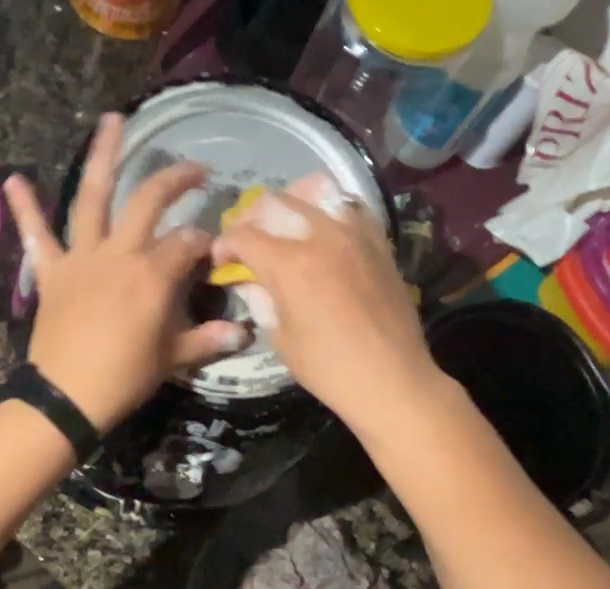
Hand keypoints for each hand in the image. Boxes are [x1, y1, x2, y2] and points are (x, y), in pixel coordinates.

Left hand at [5, 113, 249, 430]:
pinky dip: (25, 208)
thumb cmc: (124, 379)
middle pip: (149, 200)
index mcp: (153, 273)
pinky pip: (37, 235)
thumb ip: (207, 340)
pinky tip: (13, 179)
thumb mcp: (173, 360)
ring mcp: (82, 258)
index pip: (187, 242)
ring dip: (103, 155)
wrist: (67, 397)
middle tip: (195, 169)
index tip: (212, 252)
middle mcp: (120, 253)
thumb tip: (244, 333)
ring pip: (92, 197)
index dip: (204, 243)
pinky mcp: (51, 273)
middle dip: (176, 179)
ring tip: (111, 119)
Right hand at [212, 180, 440, 427]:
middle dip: (250, 218)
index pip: (244, 236)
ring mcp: (353, 231)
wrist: (389, 376)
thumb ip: (260, 299)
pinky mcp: (377, 238)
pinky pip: (347, 204)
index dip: (224, 245)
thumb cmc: (327, 367)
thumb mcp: (280, 337)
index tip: (220, 261)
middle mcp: (320, 235)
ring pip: (314, 190)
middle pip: (274, 203)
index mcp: (289, 264)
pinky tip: (320, 230)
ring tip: (282, 224)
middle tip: (245, 239)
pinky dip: (326, 208)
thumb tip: (246, 280)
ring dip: (289, 202)